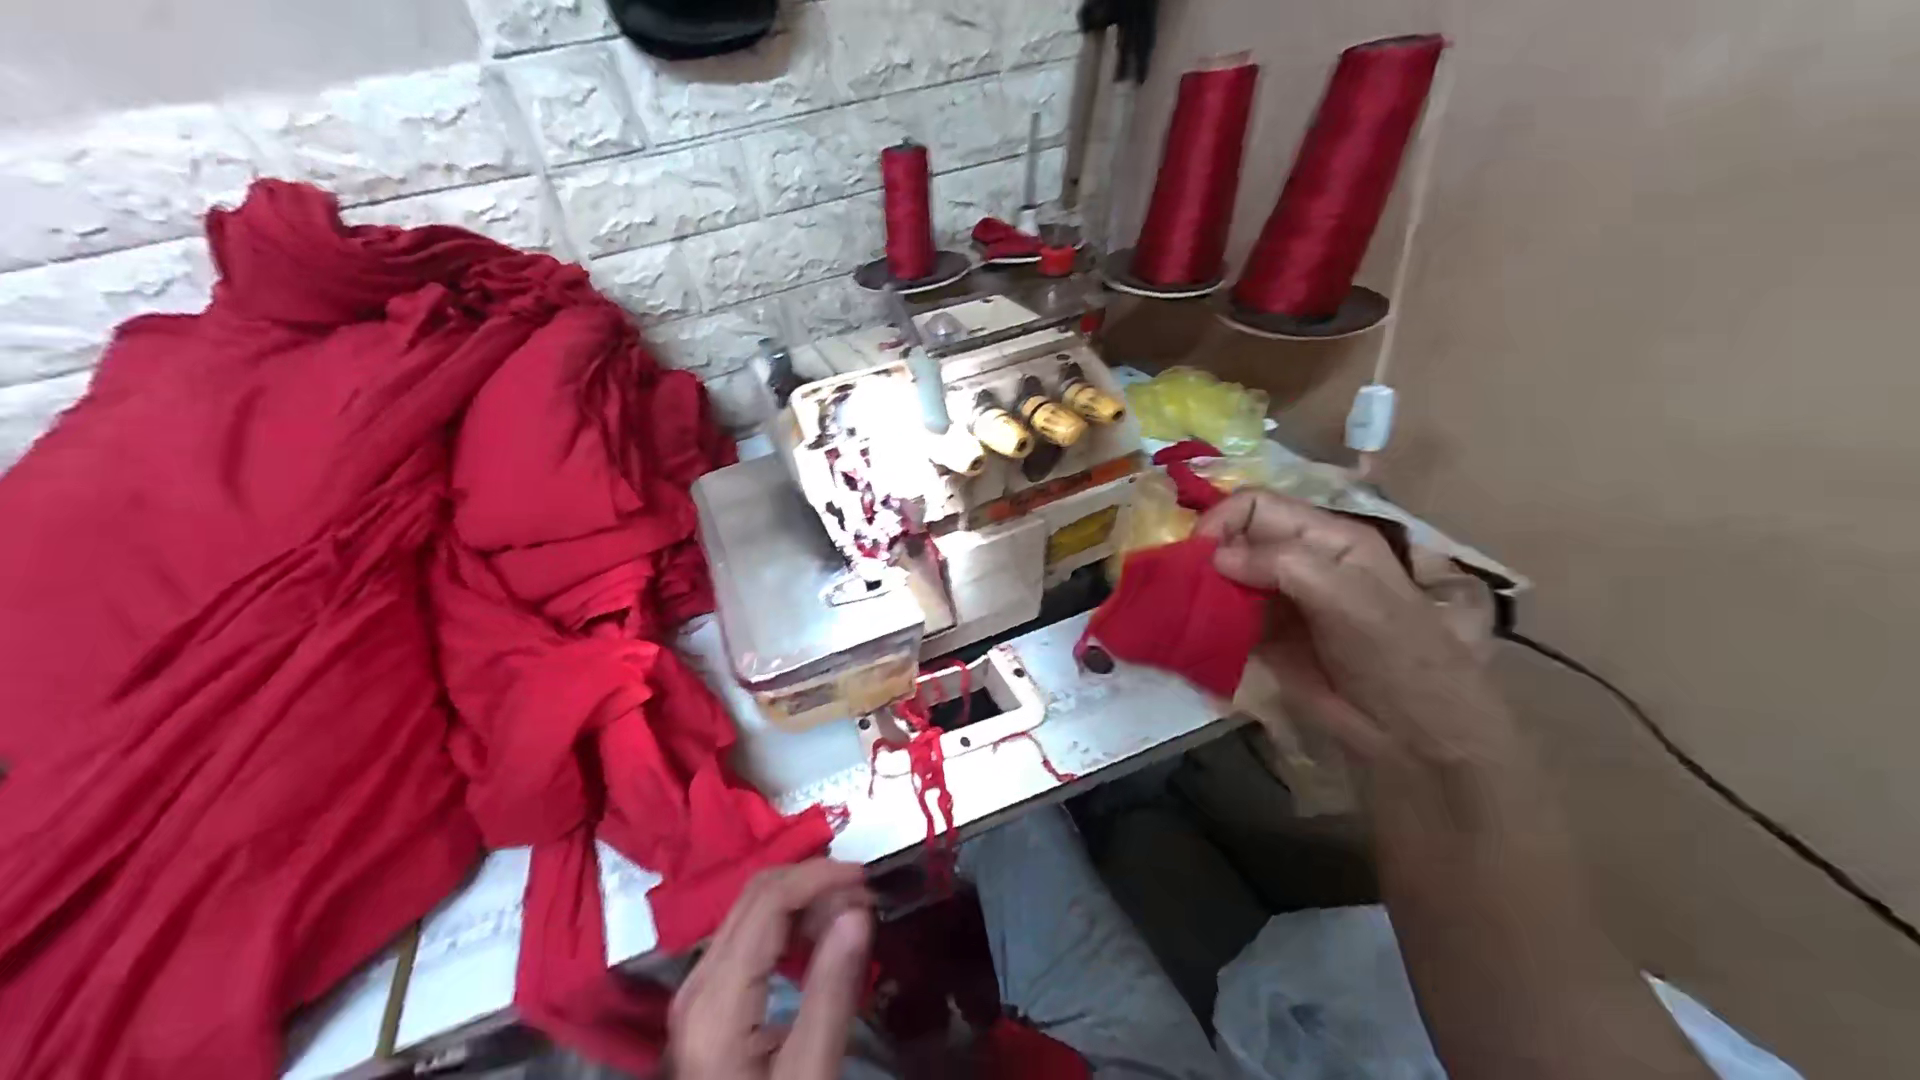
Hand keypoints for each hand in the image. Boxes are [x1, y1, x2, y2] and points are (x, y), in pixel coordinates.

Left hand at [668, 861, 874, 1079]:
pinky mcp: (708, 1001)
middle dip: (815, 883)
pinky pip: (750, 935)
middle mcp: (698, 980)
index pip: (769, 900)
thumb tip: (859, 910)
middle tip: (866, 900)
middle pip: (757, 895)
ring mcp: (697, 989)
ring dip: (805, 900)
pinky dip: (791, 923)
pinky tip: (821, 941)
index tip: (869, 881)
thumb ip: (832, 990)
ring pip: (753, 909)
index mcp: (717, 998)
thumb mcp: (810, 1076)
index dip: (820, 877)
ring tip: (853, 918)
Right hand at [1197, 489, 1516, 767]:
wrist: (1413, 732)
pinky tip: (1189, 628)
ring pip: (1222, 577)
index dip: (1221, 520)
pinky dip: (1202, 618)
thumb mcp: (1348, 597)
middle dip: (1202, 552)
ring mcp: (1276, 600)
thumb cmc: (1394, 654)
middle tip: (1176, 581)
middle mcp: (1296, 561)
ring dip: (1197, 586)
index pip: (1256, 506)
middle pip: (1234, 538)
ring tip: (1176, 604)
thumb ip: (1284, 565)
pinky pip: (1221, 616)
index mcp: (1324, 537)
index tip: (1195, 554)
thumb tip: (1214, 556)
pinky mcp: (1261, 637)